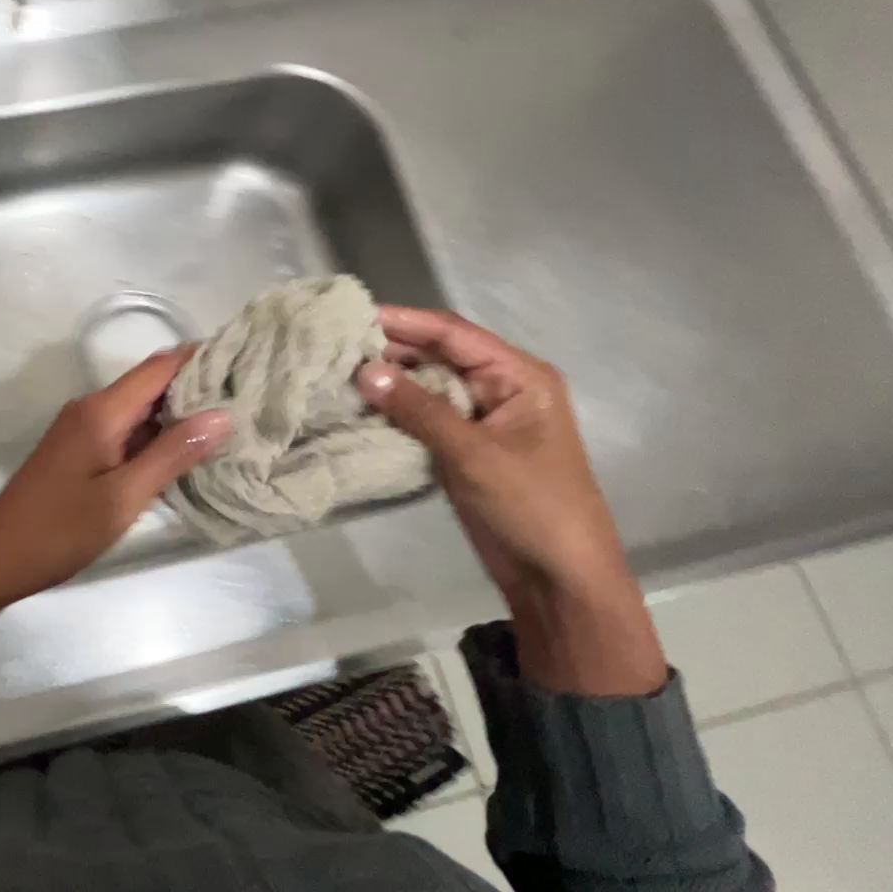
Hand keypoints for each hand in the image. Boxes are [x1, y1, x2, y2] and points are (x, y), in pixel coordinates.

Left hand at [0, 347, 231, 607]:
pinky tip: (188, 455)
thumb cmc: (59, 530)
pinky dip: (157, 438)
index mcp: (101, 411)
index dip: (202, 358)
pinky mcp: (80, 452)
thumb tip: (221, 415)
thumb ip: (171, 455)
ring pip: (140, 411)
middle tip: (251, 398)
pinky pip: (126, 432)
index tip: (248, 361)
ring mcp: (83, 431)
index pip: (160, 367)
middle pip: (152, 384)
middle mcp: (92, 409)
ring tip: (233, 424)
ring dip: (180, 415)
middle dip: (198, 387)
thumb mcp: (122, 497)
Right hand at [355, 307, 665, 695]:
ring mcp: (481, 418)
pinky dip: (393, 410)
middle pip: (438, 354)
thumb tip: (364, 371)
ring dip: (388, 380)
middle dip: (390, 349)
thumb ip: (419, 409)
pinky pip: (423, 416)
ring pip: (426, 385)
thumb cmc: (531, 506)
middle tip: (333, 346)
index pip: (453, 334)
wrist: (559, 577)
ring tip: (336, 372)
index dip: (403, 321)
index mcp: (519, 376)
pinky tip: (357, 408)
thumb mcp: (474, 453)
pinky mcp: (464, 447)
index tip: (352, 315)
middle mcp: (500, 388)